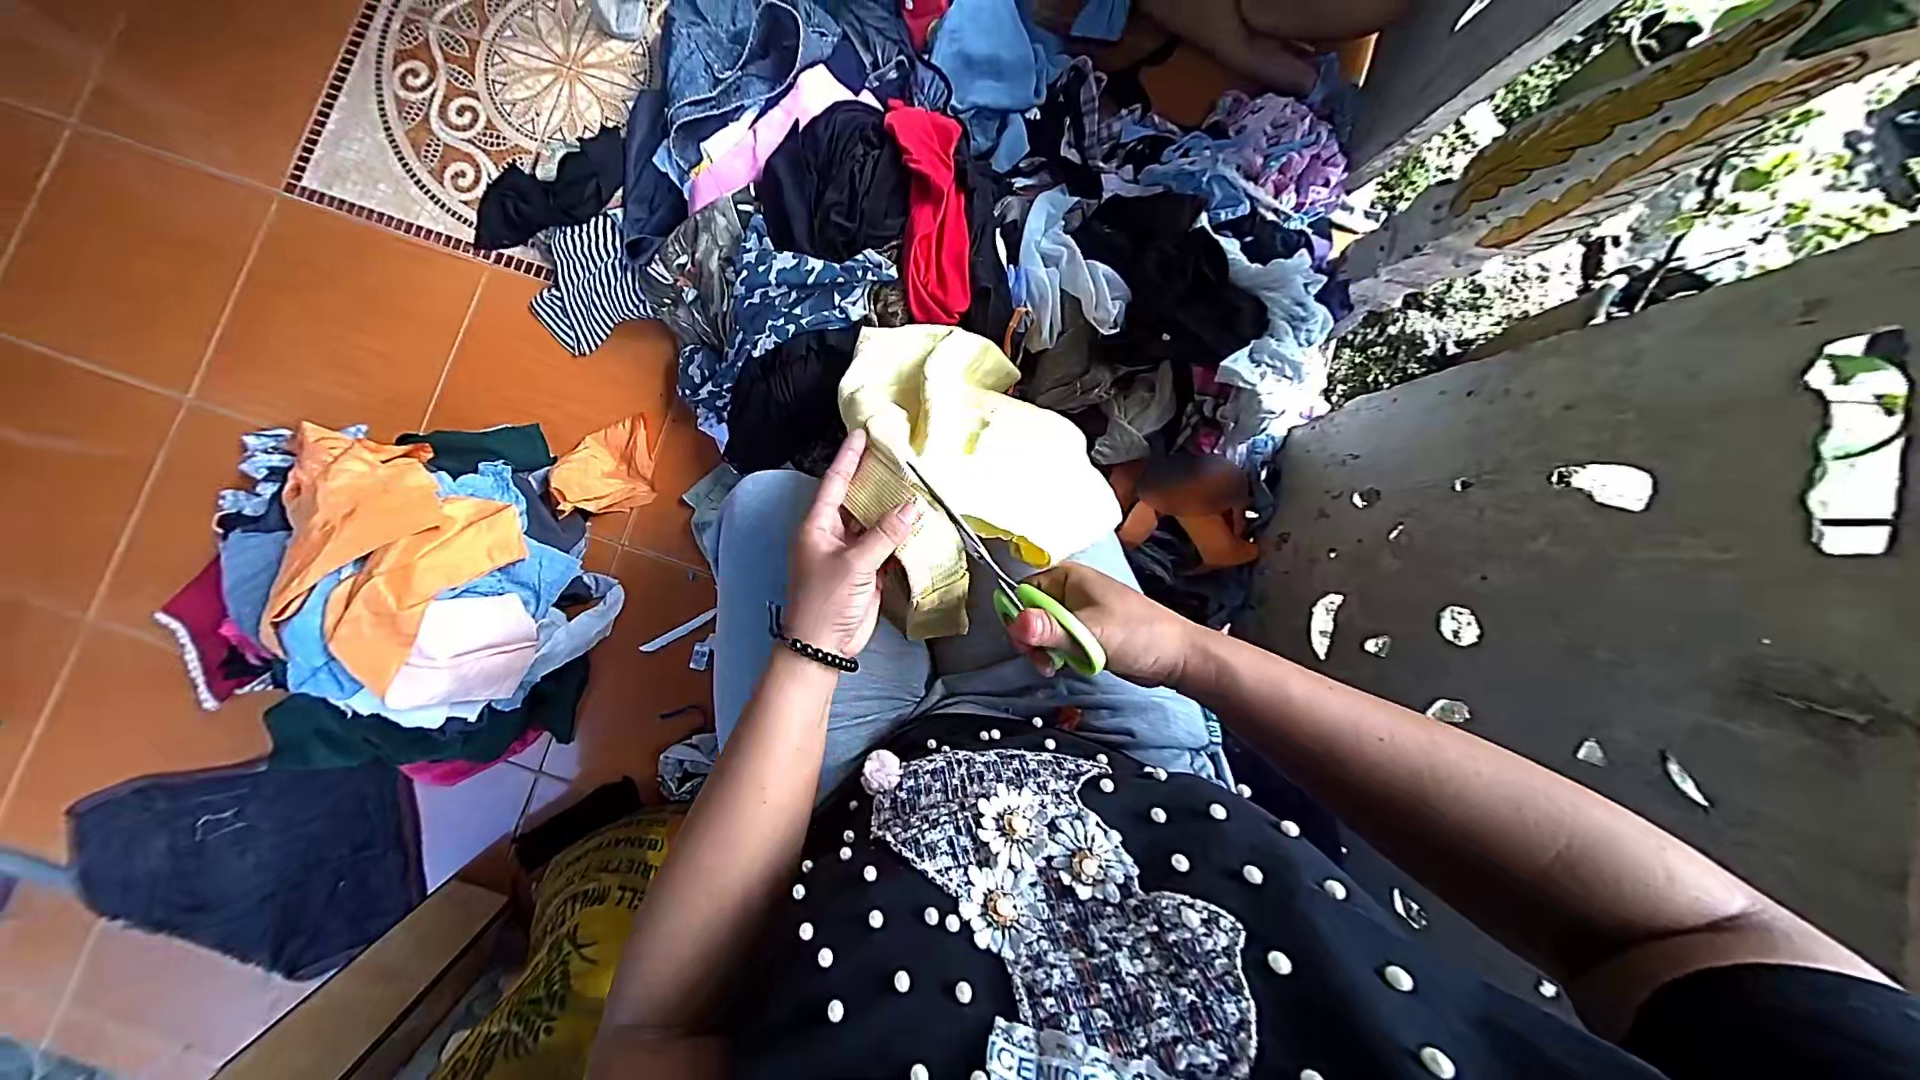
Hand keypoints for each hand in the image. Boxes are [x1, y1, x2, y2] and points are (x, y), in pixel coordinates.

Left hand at [782, 429, 917, 657]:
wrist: (824, 645)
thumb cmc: (826, 601)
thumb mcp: (854, 563)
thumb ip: (884, 534)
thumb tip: (912, 506)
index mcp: (818, 525)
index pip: (834, 482)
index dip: (849, 457)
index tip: (862, 434)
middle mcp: (833, 533)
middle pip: (856, 498)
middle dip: (874, 478)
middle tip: (896, 455)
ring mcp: (850, 551)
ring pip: (873, 521)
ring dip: (891, 507)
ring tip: (913, 483)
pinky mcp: (866, 569)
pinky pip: (885, 544)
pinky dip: (899, 534)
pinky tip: (916, 521)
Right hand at [1005, 563, 1205, 686]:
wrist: (1177, 656)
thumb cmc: (1138, 635)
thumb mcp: (1091, 633)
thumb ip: (1052, 630)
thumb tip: (1016, 623)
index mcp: (1067, 576)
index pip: (1023, 591)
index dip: (1019, 617)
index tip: (1026, 644)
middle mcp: (1067, 590)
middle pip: (1029, 612)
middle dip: (1032, 639)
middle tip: (1044, 662)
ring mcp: (1075, 611)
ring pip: (1041, 630)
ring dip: (1043, 650)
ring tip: (1055, 667)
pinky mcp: (1083, 631)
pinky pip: (1056, 641)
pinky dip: (1056, 654)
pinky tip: (1063, 666)